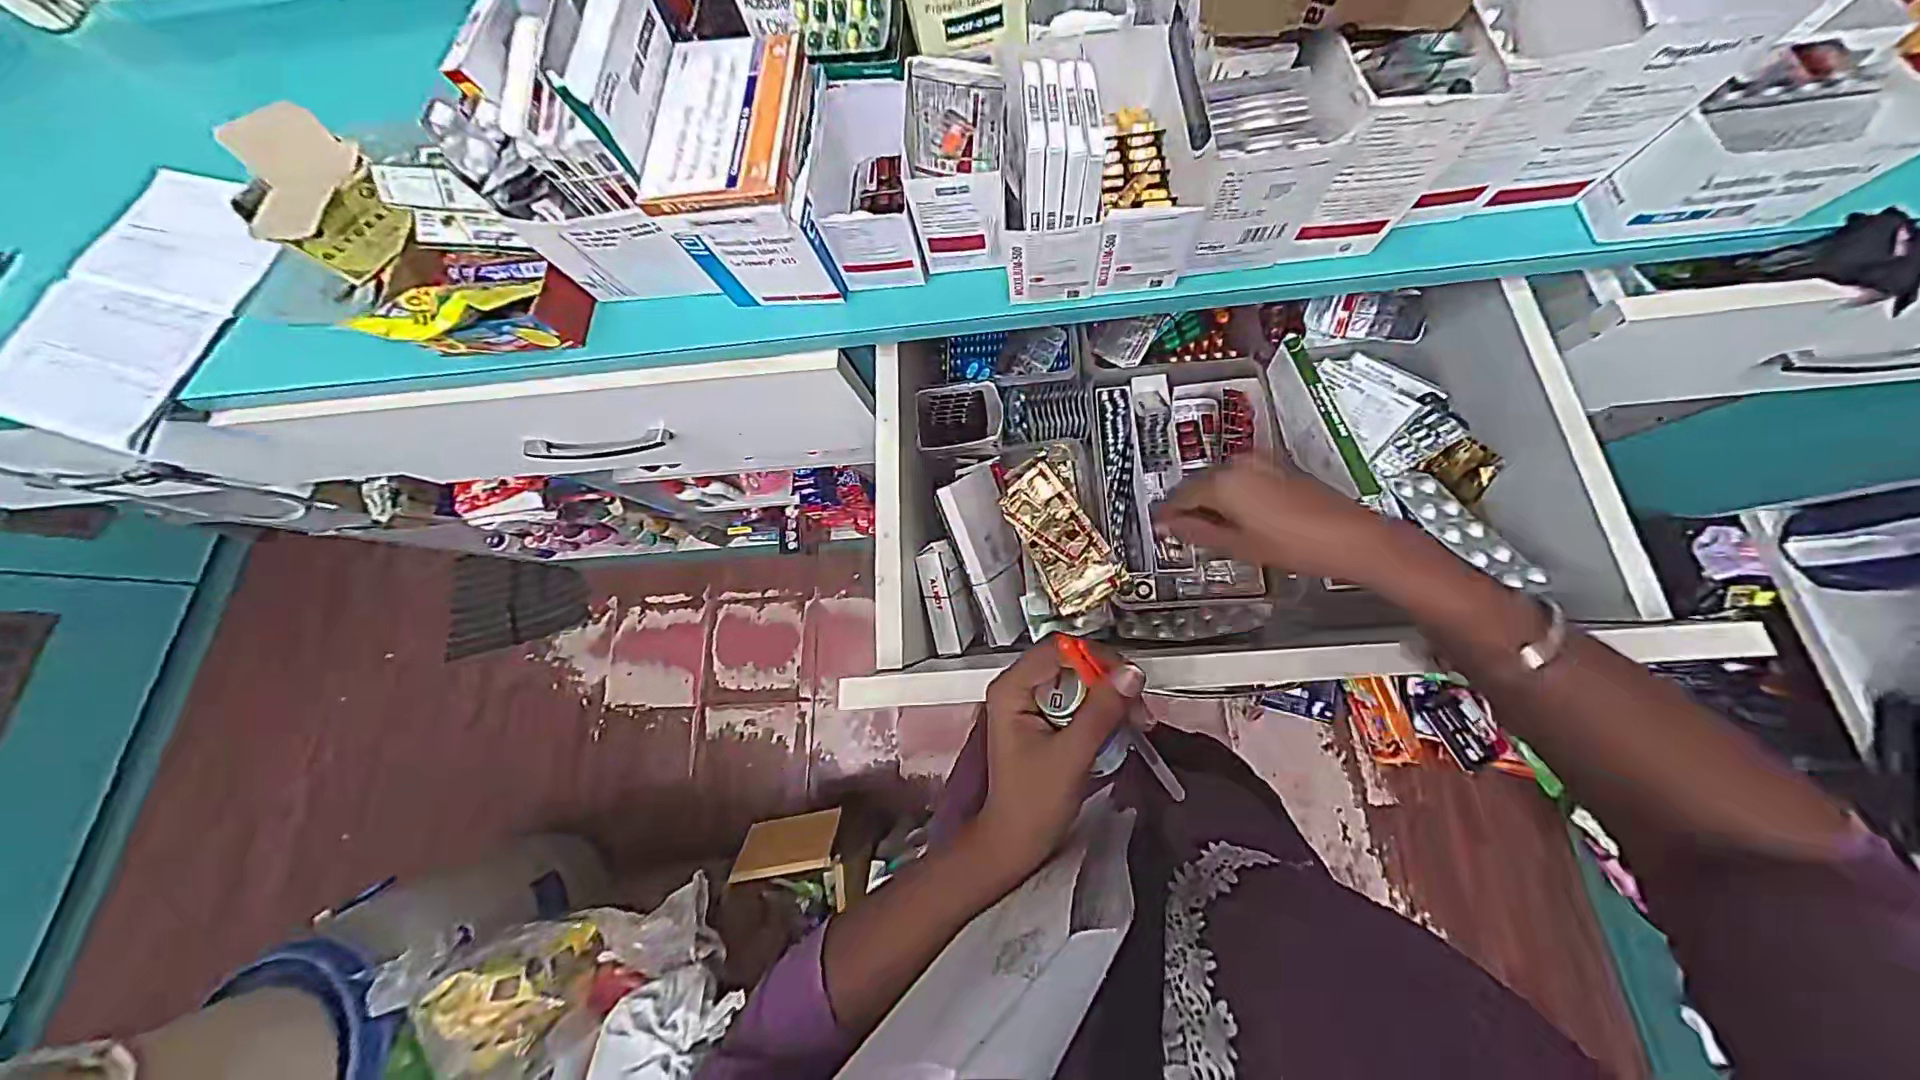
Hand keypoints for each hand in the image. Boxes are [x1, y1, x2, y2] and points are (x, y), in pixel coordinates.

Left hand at [970, 636, 1144, 878]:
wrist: (1017, 840)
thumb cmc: (1033, 803)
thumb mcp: (1072, 755)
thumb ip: (1101, 712)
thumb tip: (1131, 674)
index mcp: (1011, 689)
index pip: (1057, 650)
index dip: (1095, 658)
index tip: (1128, 680)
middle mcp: (1018, 687)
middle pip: (1071, 662)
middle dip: (1107, 681)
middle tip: (1137, 708)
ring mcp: (1031, 701)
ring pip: (1079, 681)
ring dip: (1109, 697)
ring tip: (1135, 722)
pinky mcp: (1045, 717)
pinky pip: (1079, 700)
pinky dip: (1102, 711)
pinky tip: (1120, 727)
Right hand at [1152, 458, 1414, 587]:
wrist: (1352, 538)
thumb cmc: (1296, 544)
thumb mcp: (1237, 545)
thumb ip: (1196, 532)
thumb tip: (1169, 526)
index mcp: (1223, 482)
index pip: (1180, 496)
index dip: (1168, 514)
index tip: (1161, 526)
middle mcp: (1240, 465)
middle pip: (1199, 484)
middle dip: (1189, 506)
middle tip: (1183, 530)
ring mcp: (1262, 463)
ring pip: (1221, 480)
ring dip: (1212, 501)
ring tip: (1212, 528)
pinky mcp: (1279, 467)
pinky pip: (1242, 478)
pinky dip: (1233, 495)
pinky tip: (1238, 518)